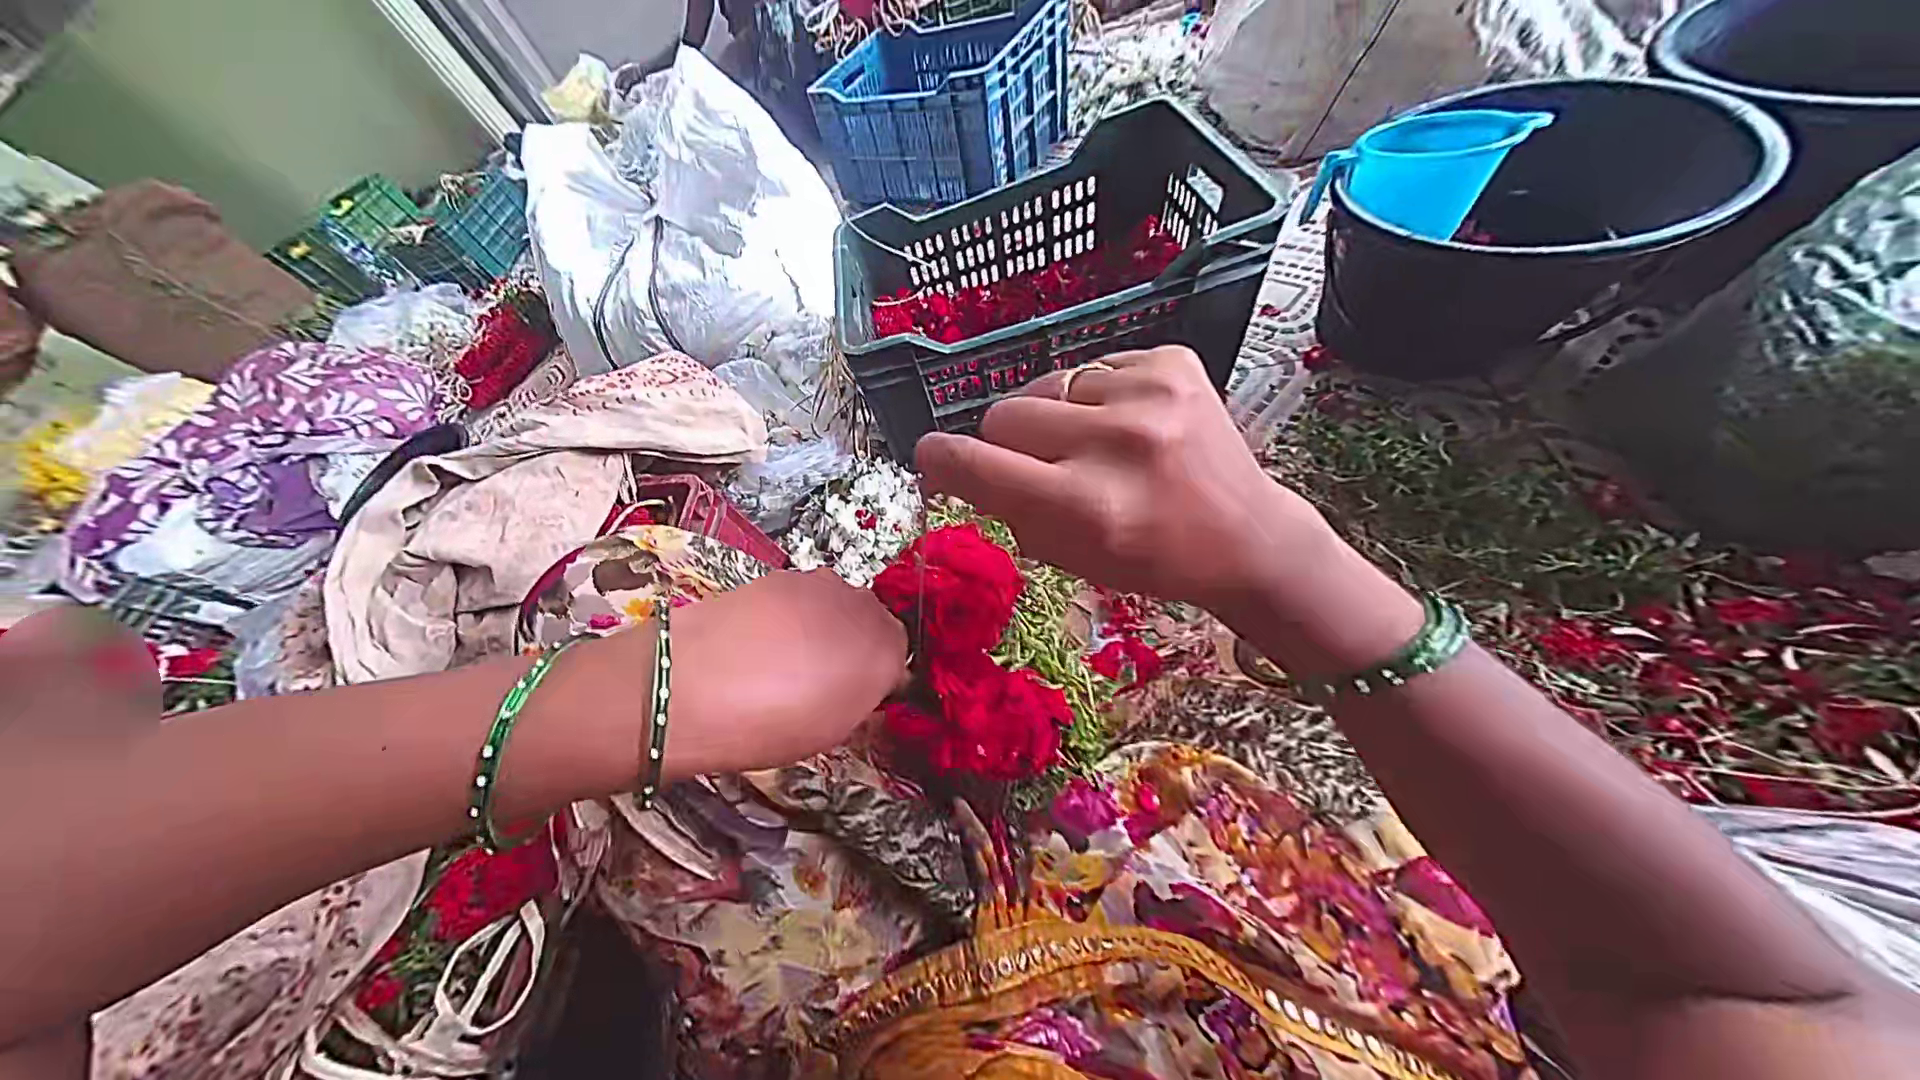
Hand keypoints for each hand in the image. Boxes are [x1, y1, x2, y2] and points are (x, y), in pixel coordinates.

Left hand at [659, 570, 908, 775]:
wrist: (692, 686)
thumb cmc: (770, 725)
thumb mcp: (830, 734)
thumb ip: (861, 703)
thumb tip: (865, 693)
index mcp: (886, 653)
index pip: (901, 658)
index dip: (877, 676)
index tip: (854, 694)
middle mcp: (864, 609)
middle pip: (873, 623)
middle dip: (855, 645)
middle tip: (820, 677)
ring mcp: (822, 586)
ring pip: (838, 605)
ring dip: (825, 625)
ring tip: (785, 656)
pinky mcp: (784, 575)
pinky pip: (803, 595)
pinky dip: (793, 613)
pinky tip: (760, 638)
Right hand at [916, 346, 1332, 613]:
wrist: (1245, 534)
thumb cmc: (1151, 558)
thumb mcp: (1070, 557)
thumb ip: (1009, 509)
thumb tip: (960, 462)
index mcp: (1085, 506)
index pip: (974, 464)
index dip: (941, 460)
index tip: (935, 459)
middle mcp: (1115, 442)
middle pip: (1002, 414)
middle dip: (1008, 443)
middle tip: (1043, 465)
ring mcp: (1150, 393)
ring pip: (1043, 386)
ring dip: (1054, 417)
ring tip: (1094, 444)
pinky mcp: (1173, 360)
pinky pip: (1091, 369)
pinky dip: (1095, 398)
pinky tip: (1128, 425)